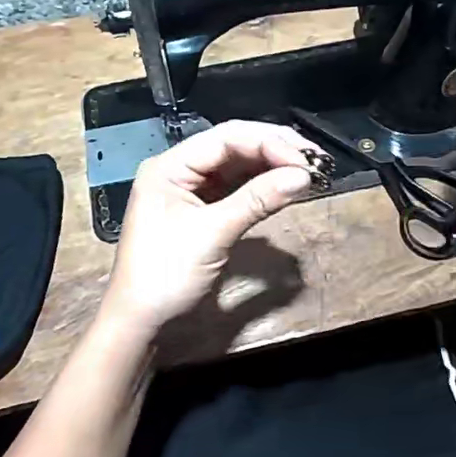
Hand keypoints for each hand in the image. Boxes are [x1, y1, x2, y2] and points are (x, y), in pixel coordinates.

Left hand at [103, 120, 317, 331]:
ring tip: (308, 171)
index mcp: (169, 166)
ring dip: (271, 167)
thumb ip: (256, 201)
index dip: (269, 143)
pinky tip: (285, 186)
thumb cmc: (165, 274)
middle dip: (274, 150)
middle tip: (315, 161)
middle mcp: (179, 170)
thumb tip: (304, 177)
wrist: (140, 319)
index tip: (304, 160)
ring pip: (236, 167)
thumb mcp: (212, 234)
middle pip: (233, 147)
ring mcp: (190, 190)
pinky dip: (260, 187)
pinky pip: (235, 189)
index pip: (226, 138)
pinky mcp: (201, 211)